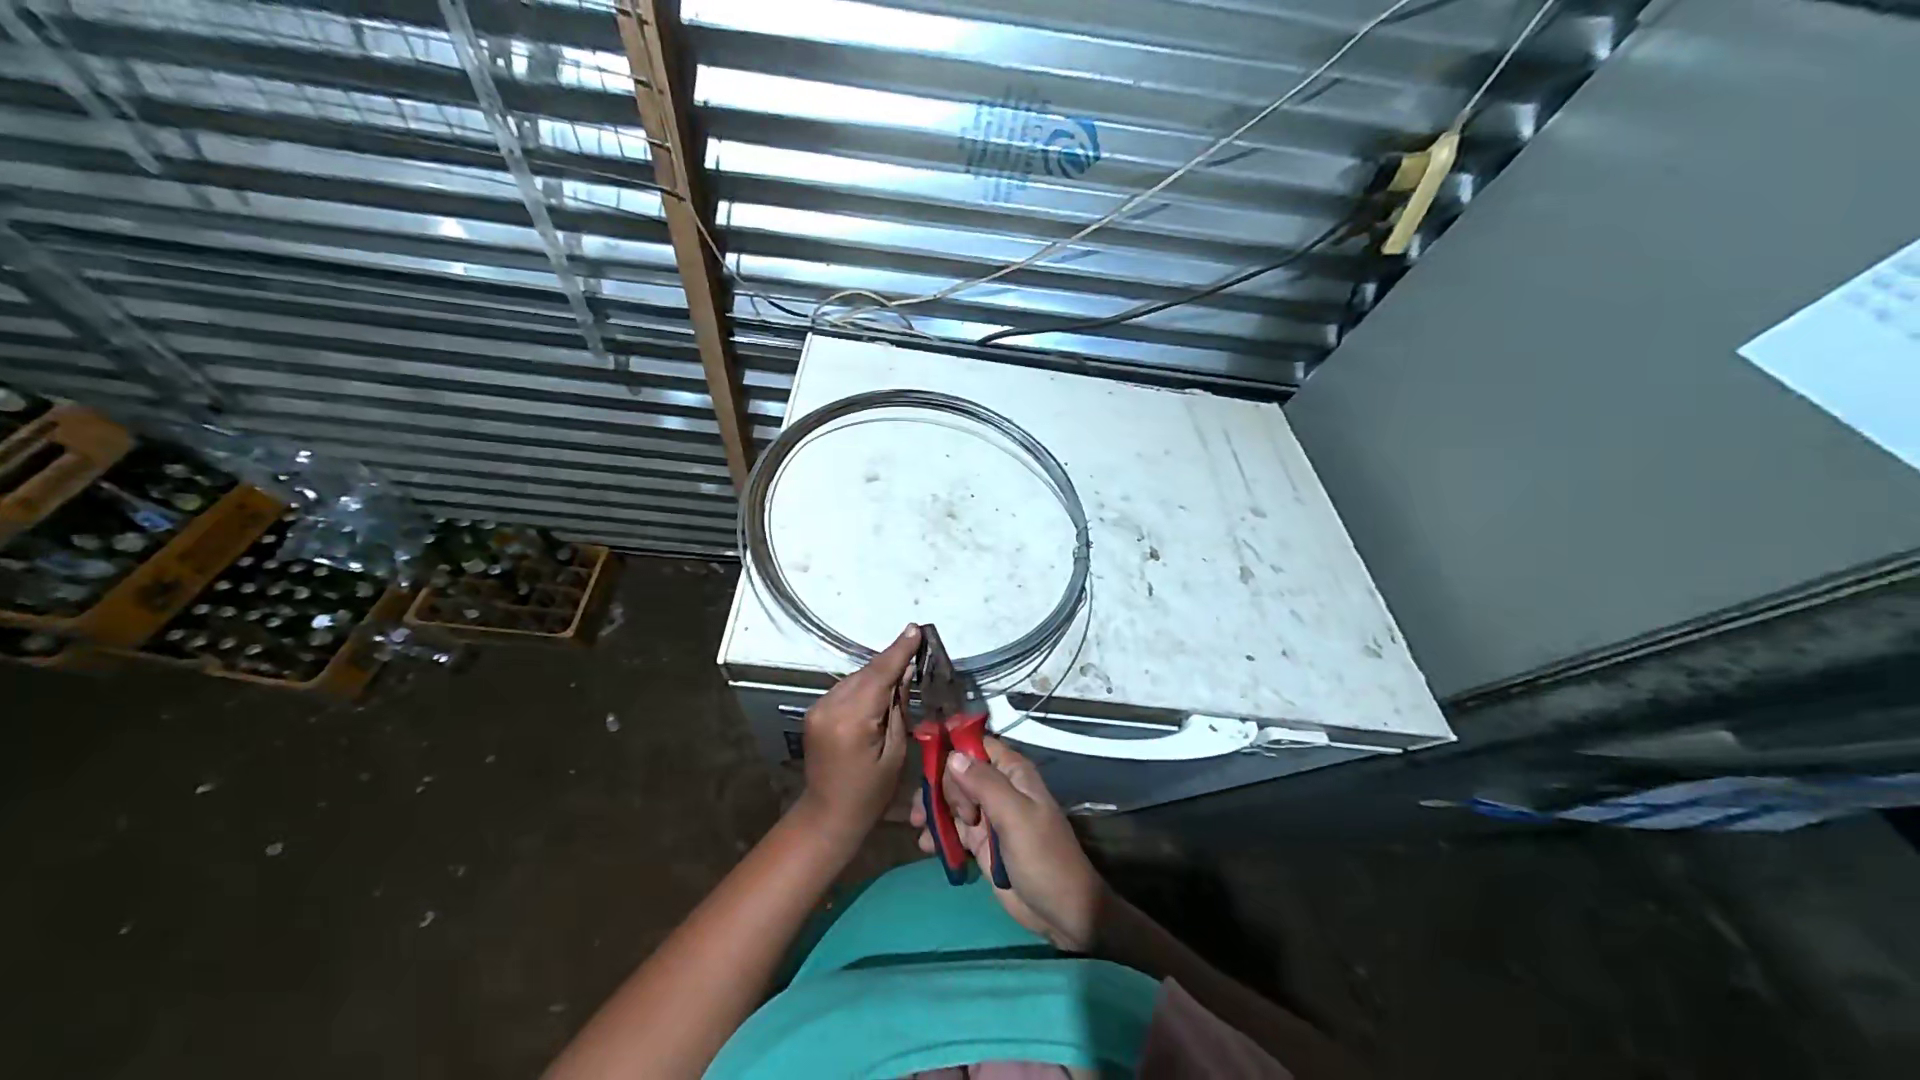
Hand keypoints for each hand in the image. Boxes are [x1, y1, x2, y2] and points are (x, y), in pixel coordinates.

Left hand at [797, 624, 919, 839]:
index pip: (879, 675)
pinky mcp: (815, 711)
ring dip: (878, 672)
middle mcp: (829, 707)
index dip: (899, 651)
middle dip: (892, 659)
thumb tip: (905, 671)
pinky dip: (865, 685)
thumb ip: (898, 707)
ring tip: (902, 667)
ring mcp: (818, 708)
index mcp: (852, 720)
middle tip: (916, 645)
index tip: (915, 629)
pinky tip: (880, 689)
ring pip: (856, 678)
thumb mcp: (896, 751)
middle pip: (866, 673)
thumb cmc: (871, 792)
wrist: (829, 814)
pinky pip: (846, 689)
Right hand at [912, 735, 1107, 951]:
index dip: (952, 749)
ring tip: (921, 827)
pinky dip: (937, 834)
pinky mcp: (979, 843)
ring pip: (950, 800)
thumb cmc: (1043, 857)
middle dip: (940, 787)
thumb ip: (984, 784)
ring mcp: (987, 816)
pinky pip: (951, 829)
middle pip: (957, 773)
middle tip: (940, 811)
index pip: (977, 745)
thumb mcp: (1015, 816)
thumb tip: (952, 756)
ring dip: (932, 809)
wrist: (1060, 911)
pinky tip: (927, 846)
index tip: (927, 765)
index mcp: (1012, 773)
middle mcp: (998, 789)